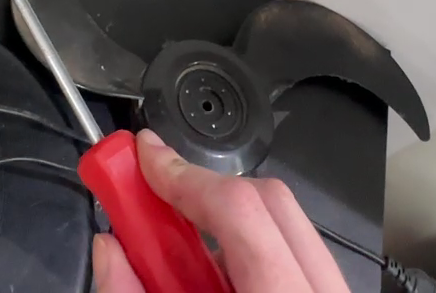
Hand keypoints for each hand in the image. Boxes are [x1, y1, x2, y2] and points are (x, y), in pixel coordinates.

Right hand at [92, 130, 347, 292]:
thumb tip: (109, 245)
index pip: (239, 210)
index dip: (182, 175)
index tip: (141, 156)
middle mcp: (326, 292)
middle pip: (270, 200)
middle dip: (203, 187)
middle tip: (151, 192)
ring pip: (288, 223)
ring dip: (227, 220)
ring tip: (183, 250)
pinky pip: (299, 255)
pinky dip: (253, 251)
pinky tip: (220, 279)